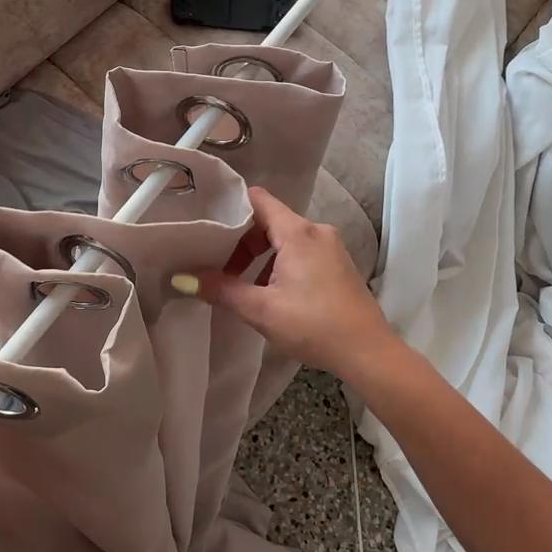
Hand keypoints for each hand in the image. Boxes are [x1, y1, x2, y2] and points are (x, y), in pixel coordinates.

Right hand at [173, 187, 396, 377]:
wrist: (369, 353)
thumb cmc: (313, 325)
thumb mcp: (261, 310)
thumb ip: (221, 290)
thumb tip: (182, 280)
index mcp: (297, 232)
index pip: (258, 199)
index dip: (231, 205)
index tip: (208, 224)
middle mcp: (316, 230)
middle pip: (269, 219)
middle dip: (242, 240)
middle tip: (221, 265)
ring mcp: (331, 247)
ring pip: (285, 237)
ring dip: (261, 256)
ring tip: (243, 284)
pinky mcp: (338, 264)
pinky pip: (302, 250)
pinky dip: (281, 263)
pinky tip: (272, 294)